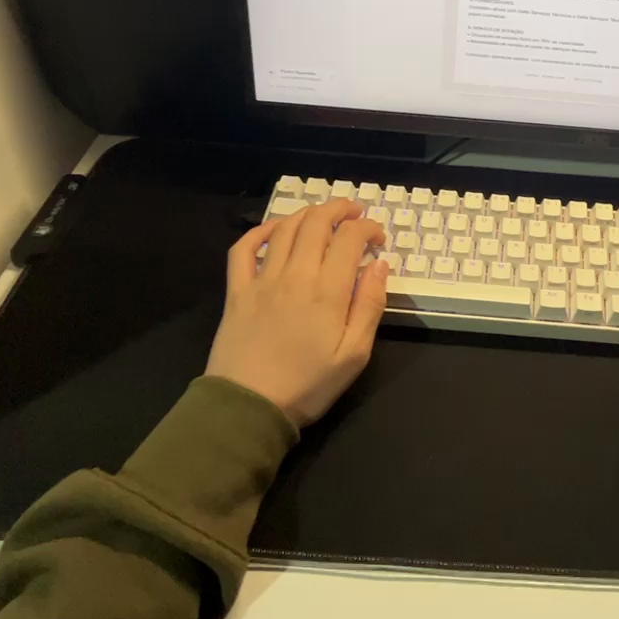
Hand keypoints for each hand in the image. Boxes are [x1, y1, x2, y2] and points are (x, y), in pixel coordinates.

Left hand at [207, 199, 388, 426]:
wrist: (248, 409)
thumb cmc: (308, 385)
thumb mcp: (355, 354)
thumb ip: (371, 305)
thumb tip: (380, 265)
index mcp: (328, 290)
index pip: (350, 237)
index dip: (369, 228)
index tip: (379, 239)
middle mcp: (296, 274)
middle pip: (317, 221)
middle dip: (340, 209)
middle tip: (355, 214)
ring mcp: (262, 279)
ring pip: (285, 227)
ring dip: (308, 213)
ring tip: (324, 216)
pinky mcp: (237, 290)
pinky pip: (245, 247)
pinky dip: (261, 230)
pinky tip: (276, 230)